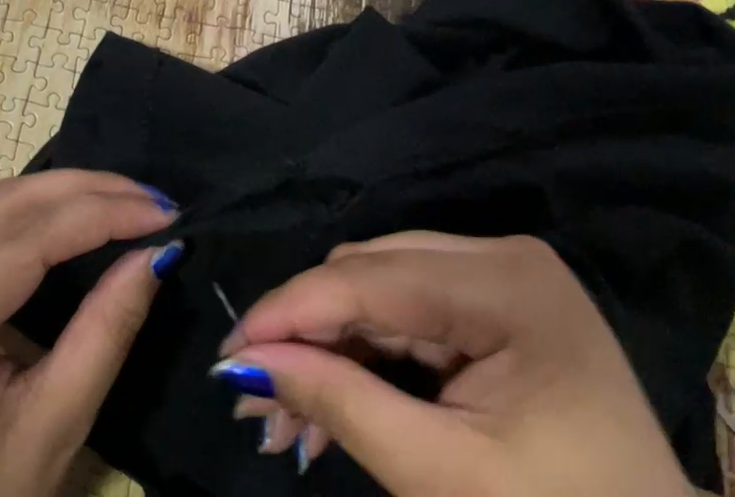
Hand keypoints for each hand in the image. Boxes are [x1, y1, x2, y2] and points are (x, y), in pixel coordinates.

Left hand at [0, 170, 183, 496]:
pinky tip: (59, 216)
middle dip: (81, 190)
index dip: (98, 214)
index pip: (22, 241)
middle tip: (149, 197)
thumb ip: (104, 333)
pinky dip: (16, 210)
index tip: (164, 211)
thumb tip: (157, 254)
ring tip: (116, 200)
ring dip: (50, 192)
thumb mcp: (52, 427)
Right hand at [211, 232, 686, 495]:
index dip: (290, 312)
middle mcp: (502, 261)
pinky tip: (324, 399)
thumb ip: (341, 403)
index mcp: (507, 285)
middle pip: (369, 276)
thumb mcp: (443, 474)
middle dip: (306, 334)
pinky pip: (405, 320)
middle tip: (253, 396)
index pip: (370, 279)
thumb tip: (246, 361)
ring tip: (279, 412)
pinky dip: (361, 358)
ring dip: (326, 348)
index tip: (226, 353)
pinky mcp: (494, 313)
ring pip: (378, 295)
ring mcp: (500, 283)